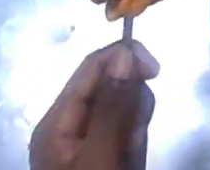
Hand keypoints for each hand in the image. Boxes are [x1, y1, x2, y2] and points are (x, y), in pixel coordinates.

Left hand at [29, 41, 158, 169]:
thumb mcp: (99, 157)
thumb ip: (113, 107)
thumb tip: (126, 51)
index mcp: (55, 122)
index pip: (90, 69)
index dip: (122, 57)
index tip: (154, 67)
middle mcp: (67, 130)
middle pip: (109, 92)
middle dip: (131, 109)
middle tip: (134, 142)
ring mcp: (85, 150)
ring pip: (122, 118)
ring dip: (135, 134)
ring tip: (130, 162)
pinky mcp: (103, 164)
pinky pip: (125, 143)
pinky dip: (135, 152)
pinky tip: (132, 166)